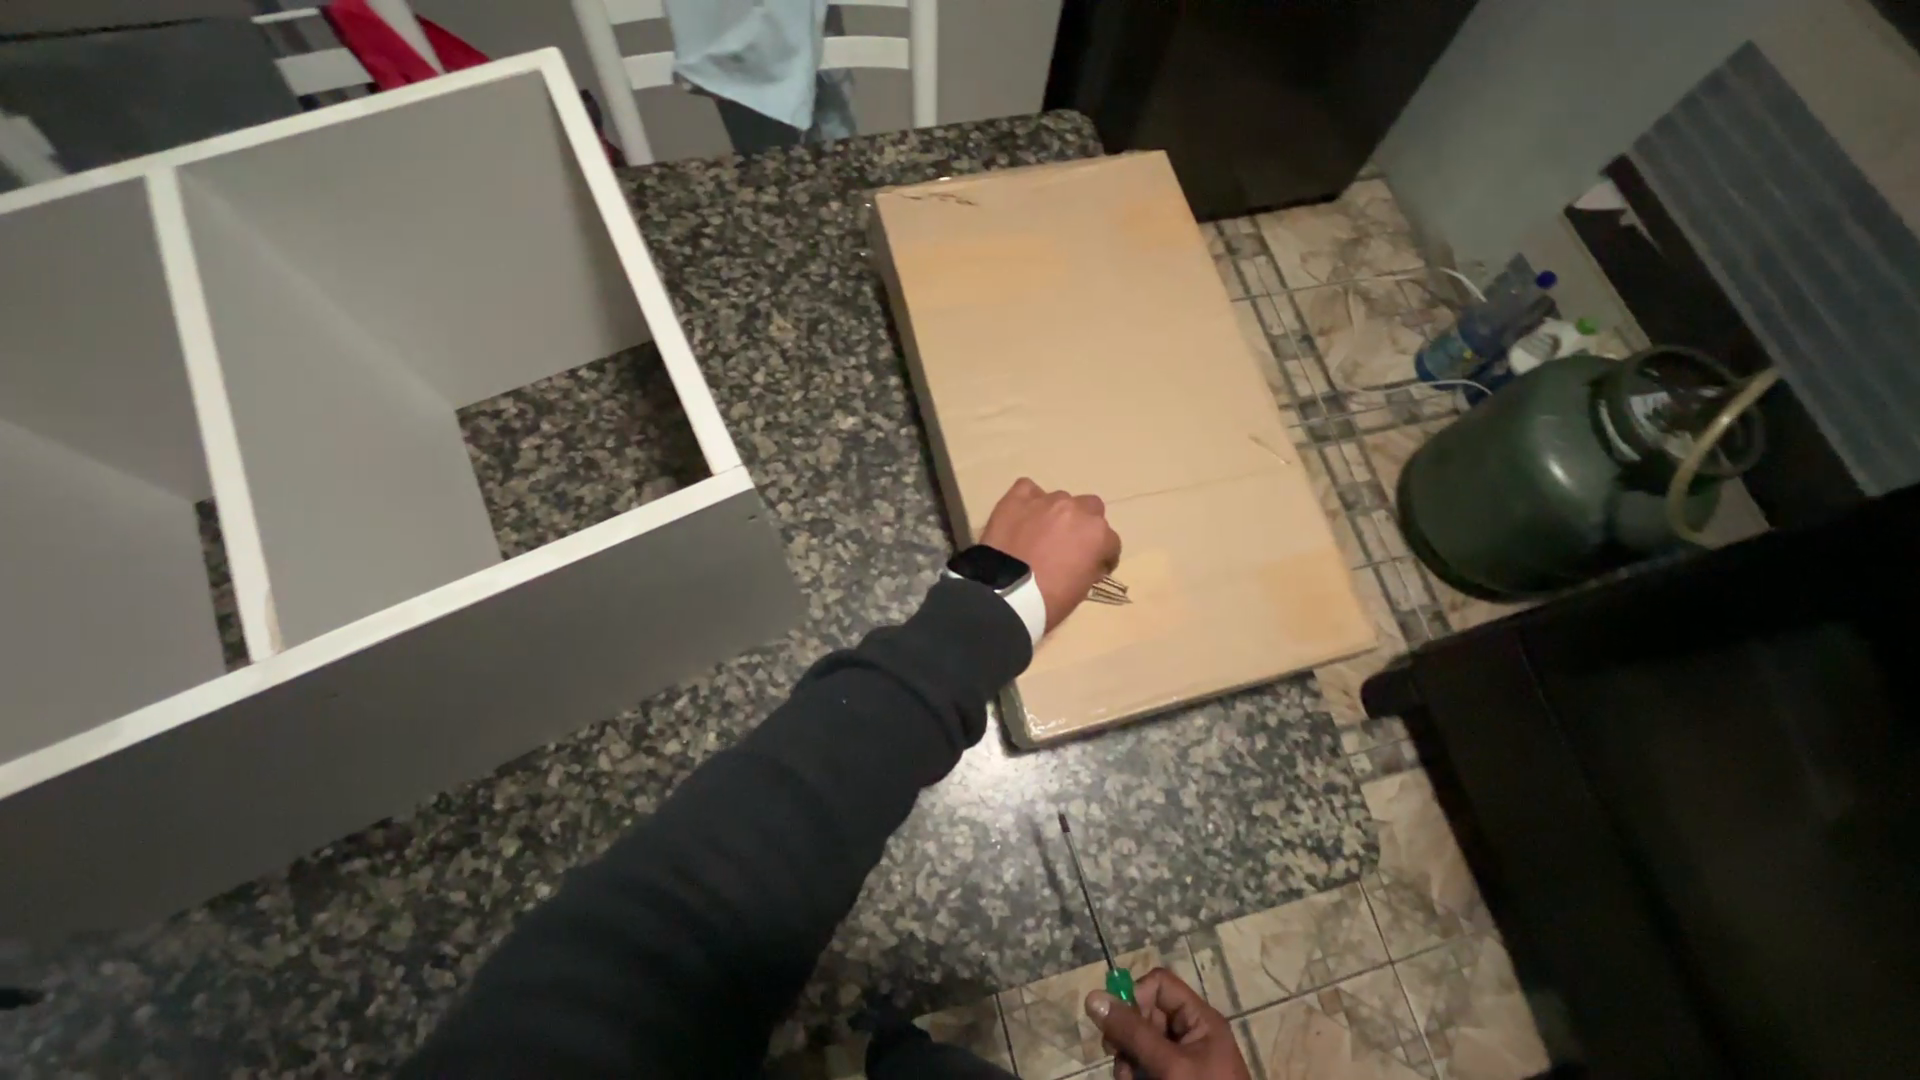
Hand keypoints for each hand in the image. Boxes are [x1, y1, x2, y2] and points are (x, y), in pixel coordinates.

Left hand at [977, 478, 1121, 631]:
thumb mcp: (1083, 589)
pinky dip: (1029, 500)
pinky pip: (1028, 489)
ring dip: (1057, 514)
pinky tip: (1023, 515)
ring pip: (1060, 500)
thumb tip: (1089, 561)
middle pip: (1091, 508)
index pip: (1111, 542)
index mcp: (1098, 534)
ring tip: (1041, 532)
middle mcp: (1076, 510)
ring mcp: (1045, 501)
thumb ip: (1091, 567)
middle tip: (1070, 544)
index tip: (1095, 566)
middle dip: (1084, 525)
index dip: (1104, 556)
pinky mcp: (1016, 499)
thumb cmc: (1049, 600)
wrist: (1004, 594)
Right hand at [1086, 969, 1251, 1079]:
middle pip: (1145, 1014)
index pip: (1159, 984)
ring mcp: (1181, 1061)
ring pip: (1139, 1043)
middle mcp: (1190, 1034)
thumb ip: (1132, 1032)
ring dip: (1127, 1061)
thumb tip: (1092, 996)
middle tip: (1119, 1058)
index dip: (1135, 997)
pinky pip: (1142, 1066)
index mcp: (1200, 1019)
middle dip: (1127, 1037)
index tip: (1120, 1024)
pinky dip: (1133, 1075)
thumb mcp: (1169, 1066)